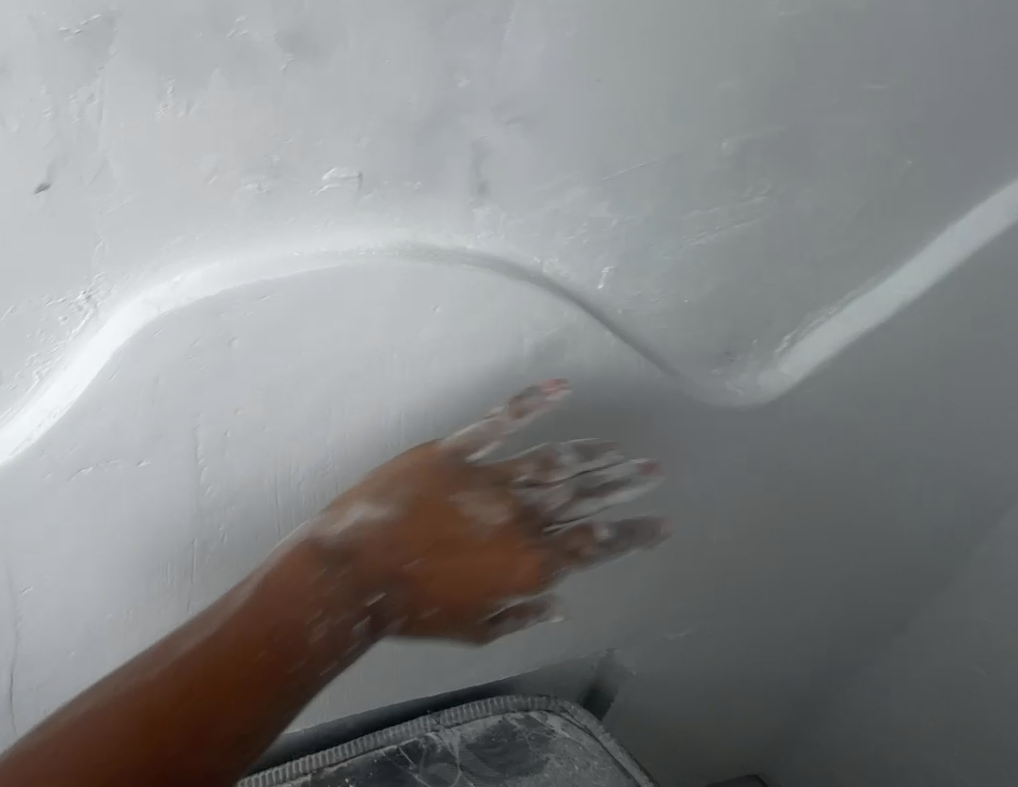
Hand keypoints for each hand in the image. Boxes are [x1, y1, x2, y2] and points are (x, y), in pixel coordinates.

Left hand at [303, 380, 665, 643]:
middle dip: (621, 485)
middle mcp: (521, 518)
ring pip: (551, 462)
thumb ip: (523, 614)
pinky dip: (530, 404)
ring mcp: (487, 480)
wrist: (357, 569)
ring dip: (589, 453)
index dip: (630, 534)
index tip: (660, 522)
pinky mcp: (450, 453)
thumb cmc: (412, 607)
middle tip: (652, 470)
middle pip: (583, 498)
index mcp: (532, 564)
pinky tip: (559, 389)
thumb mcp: (476, 628)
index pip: (596, 545)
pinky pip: (497, 423)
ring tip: (617, 447)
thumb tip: (562, 605)